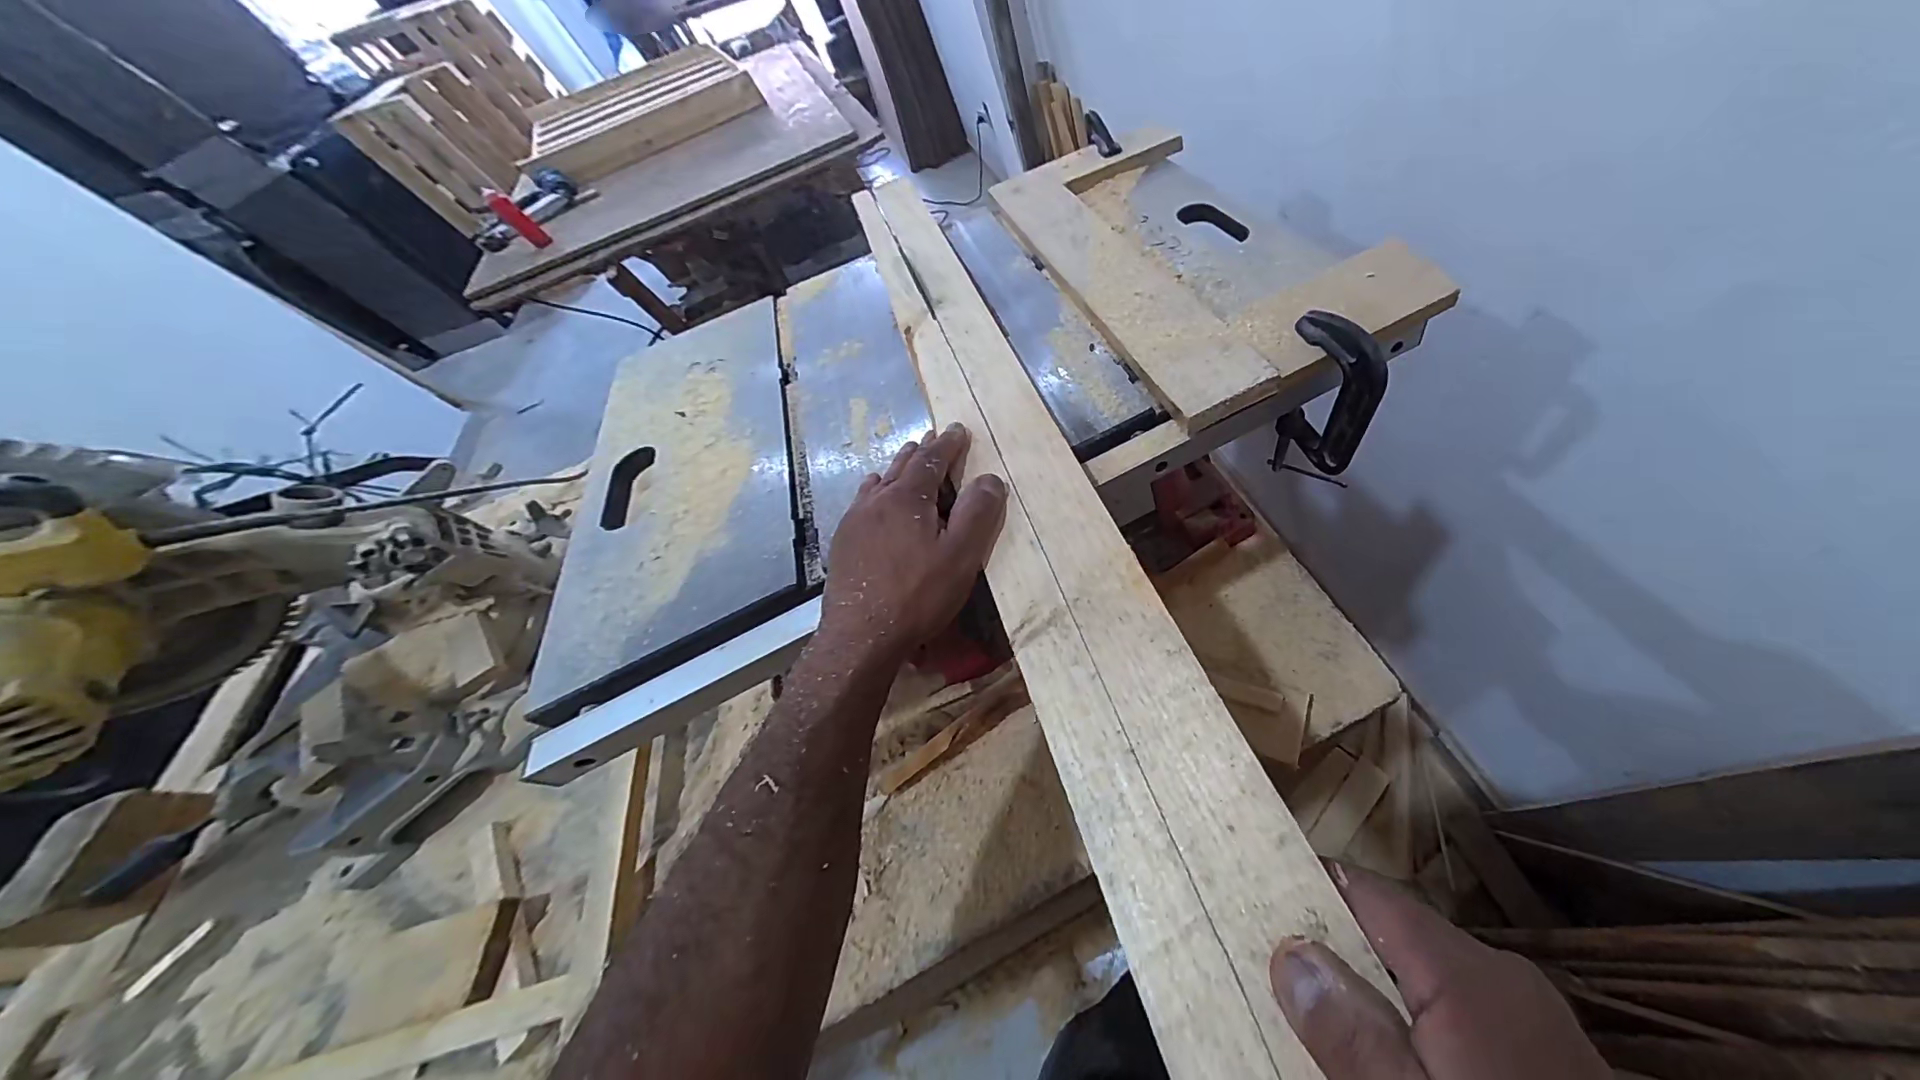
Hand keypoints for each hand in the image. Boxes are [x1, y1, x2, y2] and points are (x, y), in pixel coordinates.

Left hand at [821, 423, 1006, 660]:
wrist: (861, 634)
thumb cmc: (917, 595)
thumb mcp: (960, 556)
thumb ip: (978, 514)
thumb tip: (990, 477)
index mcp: (907, 498)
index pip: (932, 460)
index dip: (948, 444)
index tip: (958, 429)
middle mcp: (877, 500)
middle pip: (903, 466)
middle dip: (922, 451)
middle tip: (934, 438)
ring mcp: (855, 520)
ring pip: (880, 483)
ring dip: (898, 468)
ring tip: (907, 458)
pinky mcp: (844, 542)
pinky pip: (863, 502)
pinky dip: (876, 490)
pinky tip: (873, 495)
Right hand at [1271, 864, 1610, 1079]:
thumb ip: (1352, 1032)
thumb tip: (1290, 951)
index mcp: (1467, 972)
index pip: (1366, 891)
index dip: (1308, 883)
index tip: (1257, 891)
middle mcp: (1500, 974)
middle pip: (1391, 929)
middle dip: (1333, 941)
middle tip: (1274, 960)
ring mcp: (1529, 1011)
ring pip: (1421, 968)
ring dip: (1369, 979)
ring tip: (1320, 1003)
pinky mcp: (1542, 1048)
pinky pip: (1455, 1004)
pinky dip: (1410, 1009)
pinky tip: (1389, 1045)